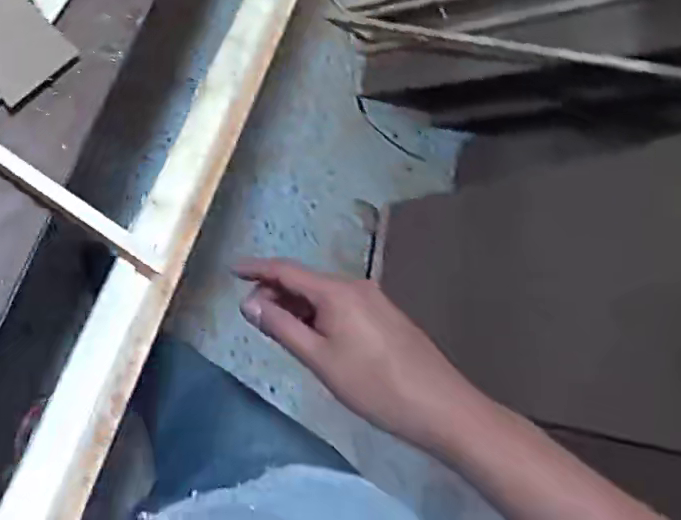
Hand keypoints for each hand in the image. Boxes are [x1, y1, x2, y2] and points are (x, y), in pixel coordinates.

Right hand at [233, 258, 489, 452]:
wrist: (448, 412)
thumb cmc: (377, 386)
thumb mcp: (320, 360)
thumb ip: (281, 327)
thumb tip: (248, 303)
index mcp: (336, 291)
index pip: (285, 269)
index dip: (256, 268)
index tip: (232, 270)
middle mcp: (354, 286)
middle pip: (304, 280)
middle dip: (276, 291)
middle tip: (255, 313)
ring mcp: (374, 300)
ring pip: (323, 294)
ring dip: (298, 305)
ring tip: (283, 329)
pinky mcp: (387, 317)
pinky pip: (341, 304)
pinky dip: (319, 313)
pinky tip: (317, 337)